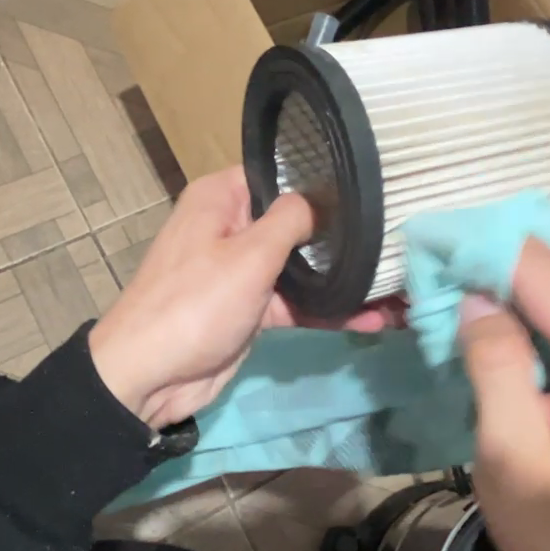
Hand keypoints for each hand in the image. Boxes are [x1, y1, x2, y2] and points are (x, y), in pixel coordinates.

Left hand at [88, 168, 393, 427]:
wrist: (149, 377)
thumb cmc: (196, 303)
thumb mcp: (248, 255)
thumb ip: (292, 220)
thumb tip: (324, 199)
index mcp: (222, 198)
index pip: (280, 173)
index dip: (323, 179)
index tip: (372, 185)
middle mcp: (232, 227)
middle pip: (297, 222)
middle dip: (343, 234)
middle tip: (399, 234)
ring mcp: (243, 271)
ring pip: (302, 267)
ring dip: (343, 279)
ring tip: (399, 282)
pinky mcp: (251, 310)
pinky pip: (296, 302)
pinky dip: (328, 311)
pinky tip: (374, 319)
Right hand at [458, 198, 549, 550]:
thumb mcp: (508, 454)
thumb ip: (494, 365)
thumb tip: (475, 296)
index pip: (549, 270)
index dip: (487, 245)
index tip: (431, 240)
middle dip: (528, 226)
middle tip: (468, 255)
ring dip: (537, 247)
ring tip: (479, 275)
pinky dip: (544, 276)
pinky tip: (502, 302)